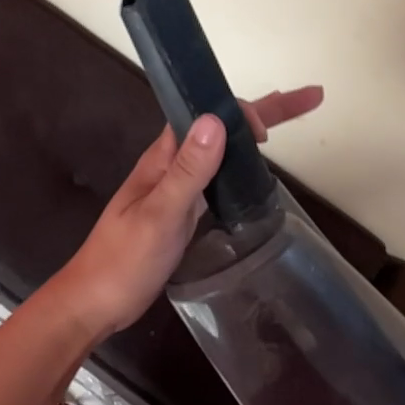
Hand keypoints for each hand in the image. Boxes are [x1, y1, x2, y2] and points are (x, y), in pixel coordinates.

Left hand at [49, 87, 323, 339]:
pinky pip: (216, 181)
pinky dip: (240, 171)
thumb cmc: (123, 261)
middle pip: (218, 128)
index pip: (204, 115)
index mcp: (162, 160)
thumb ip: (186, 171)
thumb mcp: (159, 216)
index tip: (268, 132)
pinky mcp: (181, 215)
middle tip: (310, 100)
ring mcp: (175, 191)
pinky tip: (254, 180)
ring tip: (286, 128)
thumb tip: (216, 120)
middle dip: (262, 112)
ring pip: (219, 153)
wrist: (94, 304)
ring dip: (250, 138)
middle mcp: (170, 168)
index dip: (241, 110)